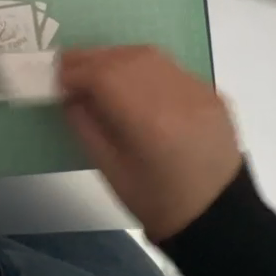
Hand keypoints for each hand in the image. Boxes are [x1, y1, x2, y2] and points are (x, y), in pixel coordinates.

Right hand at [59, 46, 242, 239]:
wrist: (219, 219)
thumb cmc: (157, 202)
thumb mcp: (110, 170)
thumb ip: (85, 126)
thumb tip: (69, 94)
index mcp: (150, 123)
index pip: (104, 77)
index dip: (75, 72)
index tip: (56, 78)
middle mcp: (177, 96)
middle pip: (126, 59)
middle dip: (92, 58)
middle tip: (68, 65)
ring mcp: (199, 91)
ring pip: (150, 56)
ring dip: (117, 57)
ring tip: (96, 69)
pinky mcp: (213, 93)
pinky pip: (170, 69)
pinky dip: (145, 67)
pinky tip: (132, 79)